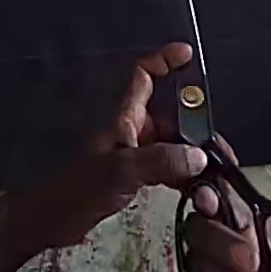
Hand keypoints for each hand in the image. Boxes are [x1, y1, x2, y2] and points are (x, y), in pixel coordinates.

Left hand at [7, 42, 208, 251]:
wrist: (55, 218)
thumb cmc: (77, 189)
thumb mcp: (121, 171)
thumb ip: (159, 161)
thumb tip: (196, 156)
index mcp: (121, 117)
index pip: (143, 75)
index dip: (164, 60)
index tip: (186, 54)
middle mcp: (128, 128)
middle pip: (166, 110)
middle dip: (193, 121)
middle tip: (215, 140)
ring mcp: (131, 149)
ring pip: (170, 138)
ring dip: (190, 150)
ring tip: (211, 168)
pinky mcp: (134, 171)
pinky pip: (166, 162)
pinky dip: (182, 170)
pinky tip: (194, 186)